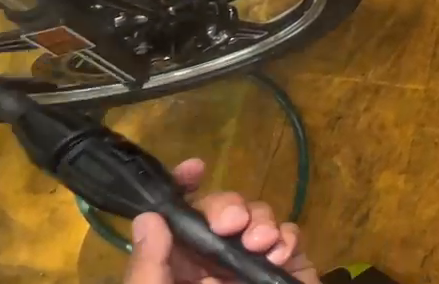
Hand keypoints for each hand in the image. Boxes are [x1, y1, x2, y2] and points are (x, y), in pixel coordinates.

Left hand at [123, 159, 319, 283]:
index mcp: (171, 271)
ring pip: (260, 218)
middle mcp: (209, 263)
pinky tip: (277, 252)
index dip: (184, 190)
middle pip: (223, 211)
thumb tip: (154, 214)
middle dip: (232, 207)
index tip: (193, 168)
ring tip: (260, 243)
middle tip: (232, 224)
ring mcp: (249, 265)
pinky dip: (287, 236)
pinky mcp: (287, 268)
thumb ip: (149, 269)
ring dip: (262, 221)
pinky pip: (290, 236)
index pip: (176, 221)